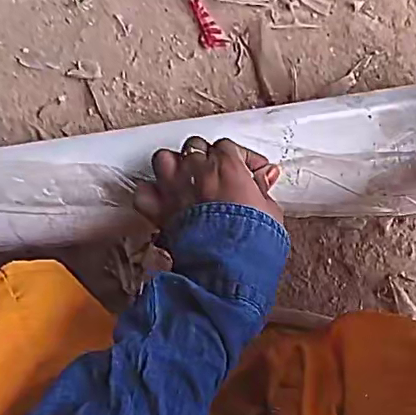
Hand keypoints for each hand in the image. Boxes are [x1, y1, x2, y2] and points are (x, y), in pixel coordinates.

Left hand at [134, 136, 283, 227]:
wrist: (230, 268)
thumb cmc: (251, 242)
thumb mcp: (270, 210)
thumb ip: (262, 189)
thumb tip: (262, 181)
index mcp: (226, 166)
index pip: (228, 147)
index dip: (240, 158)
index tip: (249, 172)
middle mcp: (196, 171)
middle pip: (195, 147)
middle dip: (206, 159)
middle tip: (217, 174)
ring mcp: (174, 189)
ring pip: (164, 159)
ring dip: (175, 166)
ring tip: (186, 179)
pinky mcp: (159, 212)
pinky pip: (144, 192)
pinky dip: (151, 194)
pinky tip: (163, 200)